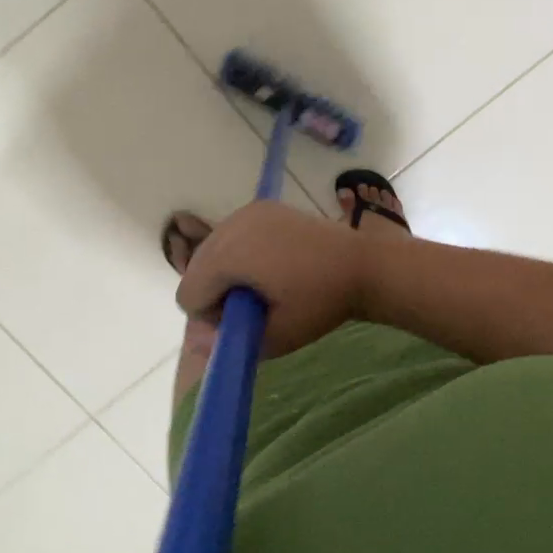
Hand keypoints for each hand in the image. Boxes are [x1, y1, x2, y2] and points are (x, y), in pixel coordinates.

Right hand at [175, 201, 370, 357]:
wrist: (364, 265)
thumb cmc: (323, 302)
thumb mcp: (279, 335)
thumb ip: (233, 342)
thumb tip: (198, 345)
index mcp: (230, 255)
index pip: (189, 295)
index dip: (212, 316)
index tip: (246, 319)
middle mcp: (231, 226)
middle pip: (196, 270)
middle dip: (217, 292)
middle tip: (257, 304)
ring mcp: (247, 211)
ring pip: (212, 251)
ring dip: (227, 272)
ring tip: (266, 284)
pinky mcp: (263, 207)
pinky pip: (232, 236)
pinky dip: (241, 253)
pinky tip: (273, 264)